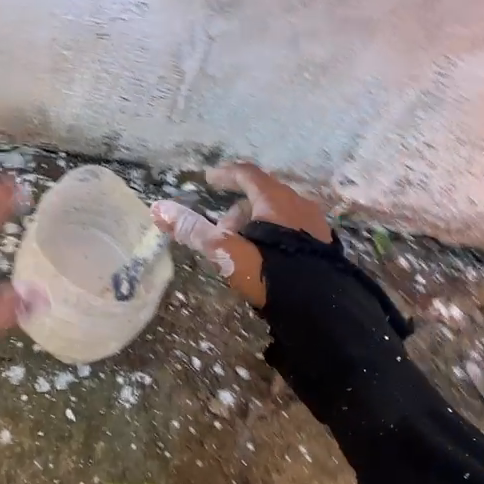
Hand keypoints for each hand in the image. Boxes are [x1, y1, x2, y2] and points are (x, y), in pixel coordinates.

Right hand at [151, 161, 331, 306]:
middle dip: (238, 206)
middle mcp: (298, 204)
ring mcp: (315, 226)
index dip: (225, 175)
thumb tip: (158, 208)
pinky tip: (267, 258)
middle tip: (221, 226)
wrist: (324, 309)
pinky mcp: (324, 248)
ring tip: (241, 246)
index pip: (246, 174)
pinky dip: (274, 233)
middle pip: (263, 193)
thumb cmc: (271, 272)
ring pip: (279, 212)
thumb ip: (193, 230)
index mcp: (274, 199)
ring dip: (256, 221)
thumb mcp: (226, 252)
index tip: (209, 180)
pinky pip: (293, 229)